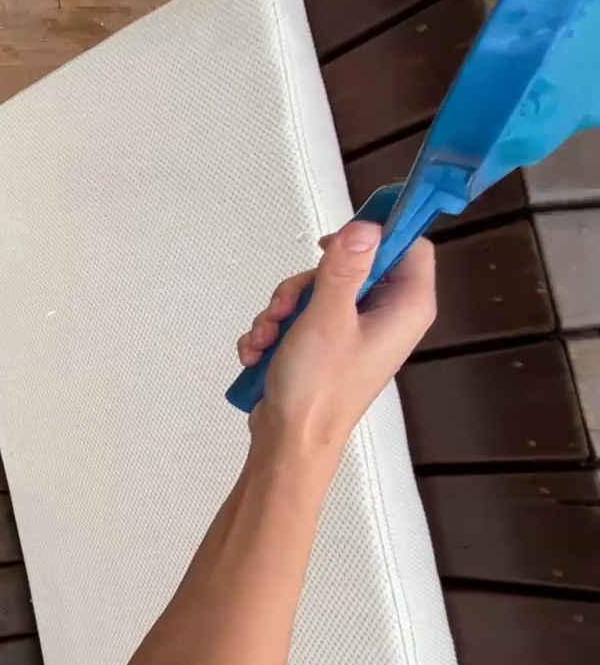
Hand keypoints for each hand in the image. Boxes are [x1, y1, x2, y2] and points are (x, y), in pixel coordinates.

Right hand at [236, 222, 434, 460]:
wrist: (290, 436)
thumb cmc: (318, 387)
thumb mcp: (326, 320)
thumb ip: (344, 271)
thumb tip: (364, 227)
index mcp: (404, 307)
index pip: (407, 249)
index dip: (373, 237)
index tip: (332, 242)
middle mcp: (382, 317)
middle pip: (343, 272)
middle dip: (299, 288)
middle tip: (282, 310)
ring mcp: (349, 333)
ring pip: (310, 297)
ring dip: (275, 314)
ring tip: (264, 340)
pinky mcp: (320, 348)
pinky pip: (292, 322)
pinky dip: (269, 334)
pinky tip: (257, 352)